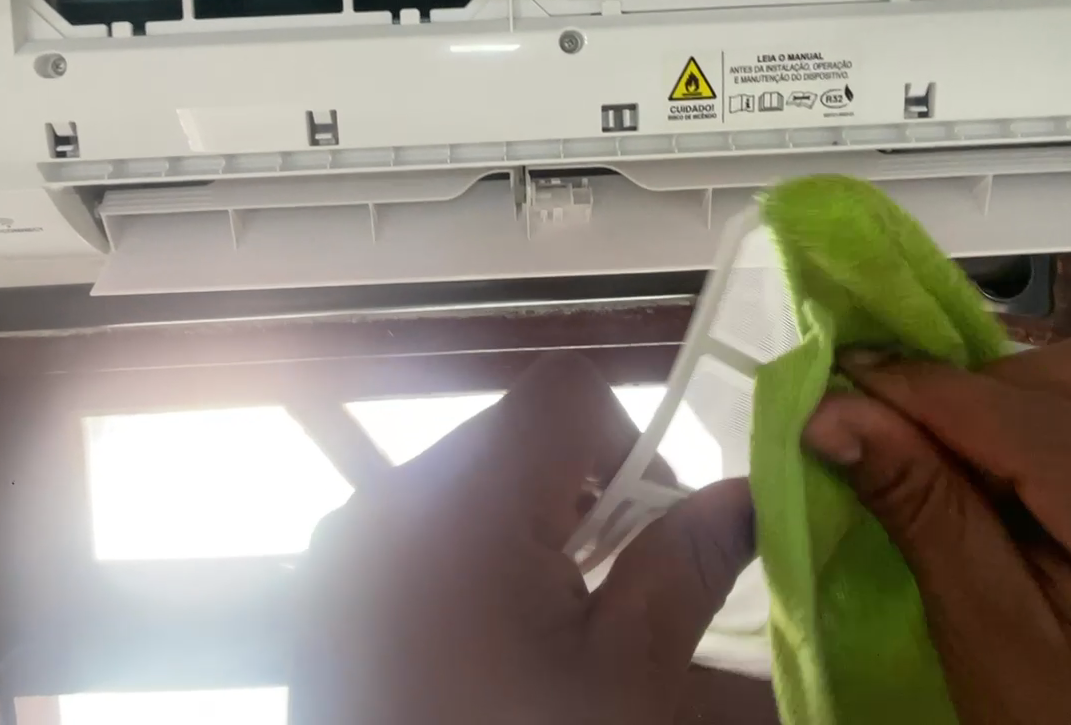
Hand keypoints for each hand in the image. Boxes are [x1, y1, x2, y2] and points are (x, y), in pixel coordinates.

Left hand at [290, 353, 755, 724]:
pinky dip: (467, 549)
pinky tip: (480, 636)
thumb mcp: (627, 680)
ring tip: (542, 618)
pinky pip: (417, 519)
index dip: (626, 439)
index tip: (646, 525)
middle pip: (515, 434)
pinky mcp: (326, 579)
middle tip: (602, 588)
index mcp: (464, 498)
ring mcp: (346, 539)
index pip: (564, 389)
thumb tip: (743, 496)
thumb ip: (687, 566)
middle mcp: (390, 496)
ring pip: (468, 475)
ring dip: (524, 521)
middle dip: (578, 491)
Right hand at [804, 331, 1070, 724]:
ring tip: (976, 472)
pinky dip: (1061, 430)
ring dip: (1025, 405)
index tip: (847, 378)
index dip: (933, 391)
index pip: (1051, 431)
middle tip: (925, 441)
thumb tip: (831, 409)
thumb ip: (919, 508)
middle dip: (993, 390)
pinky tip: (1028, 489)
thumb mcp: (986, 641)